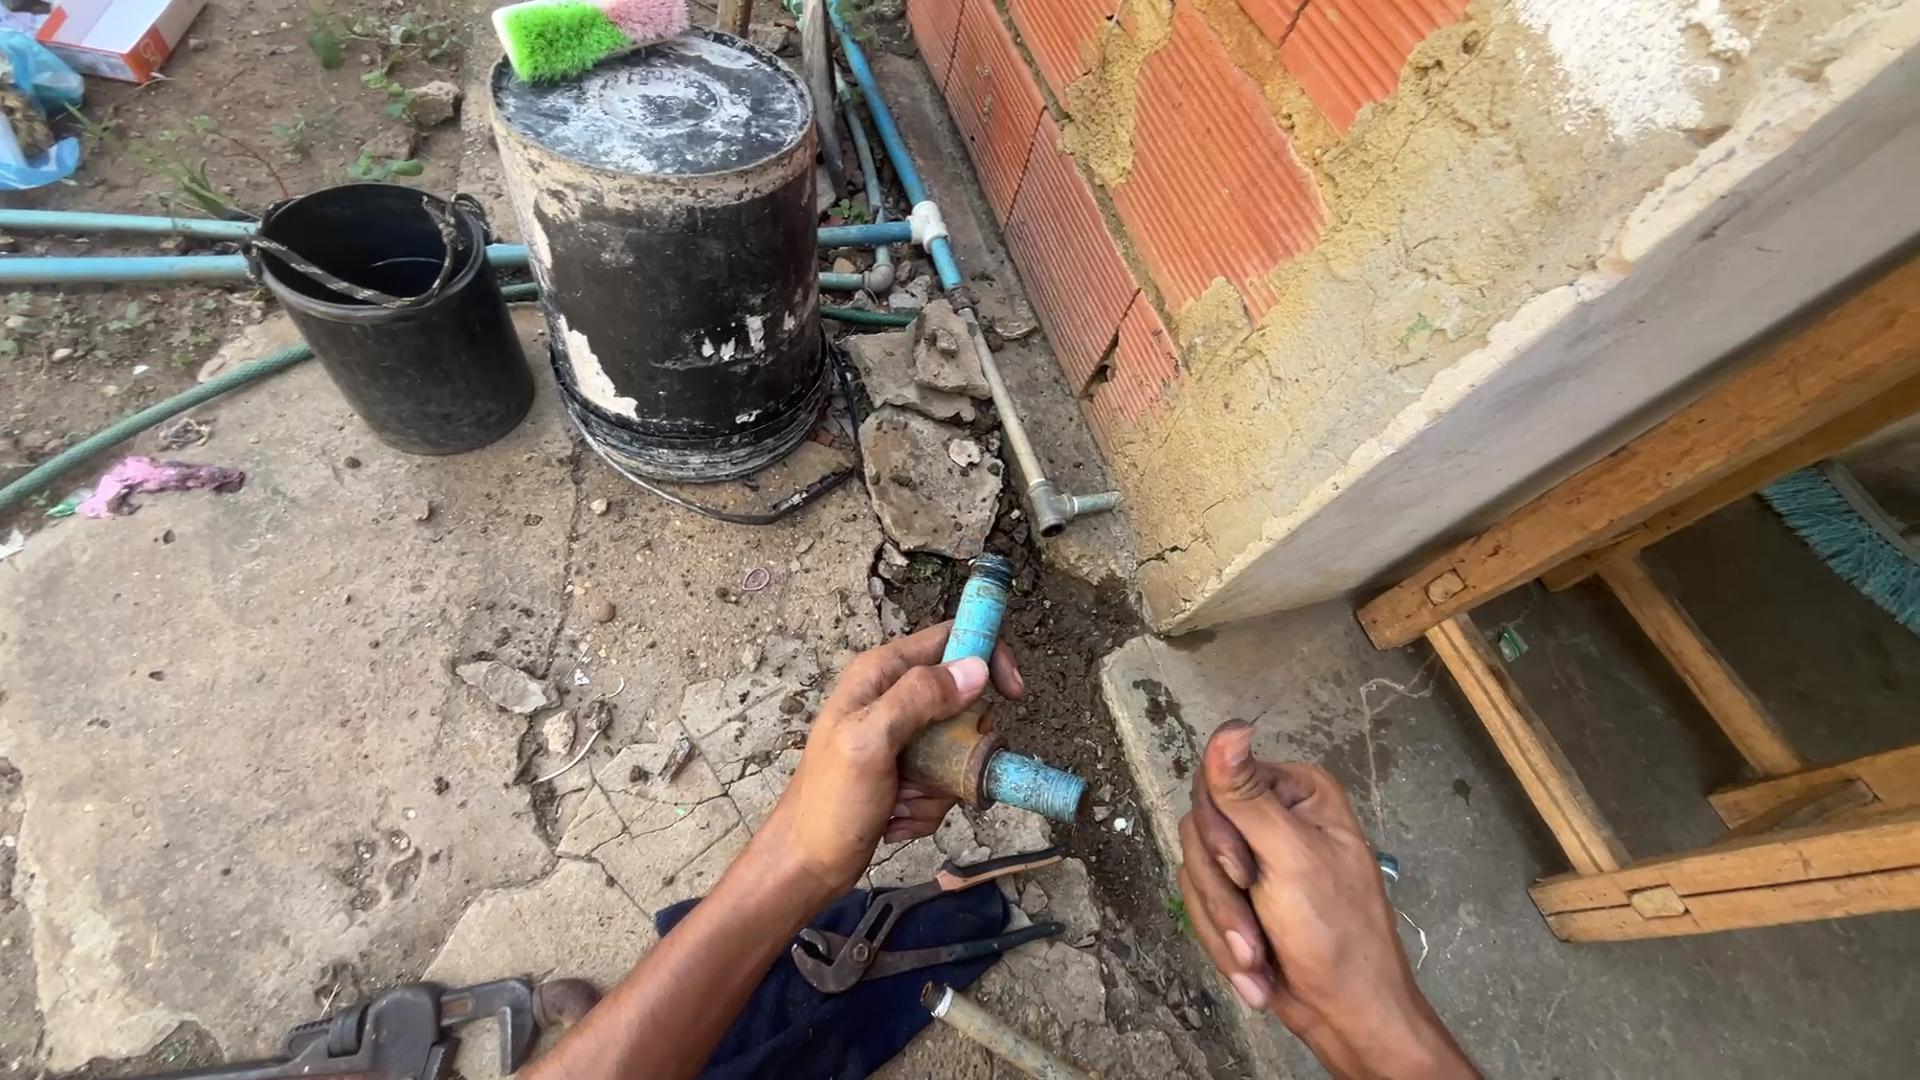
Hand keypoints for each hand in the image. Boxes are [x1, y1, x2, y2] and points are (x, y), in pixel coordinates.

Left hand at [751, 622, 1024, 904]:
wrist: (806, 864)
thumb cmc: (830, 802)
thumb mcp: (871, 741)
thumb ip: (918, 698)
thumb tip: (975, 669)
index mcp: (882, 672)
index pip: (950, 638)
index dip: (987, 656)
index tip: (1012, 694)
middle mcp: (894, 694)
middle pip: (963, 700)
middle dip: (962, 744)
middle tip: (937, 770)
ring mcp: (902, 734)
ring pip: (959, 746)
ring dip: (942, 783)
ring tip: (903, 800)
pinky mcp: (908, 768)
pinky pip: (946, 778)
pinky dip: (930, 803)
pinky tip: (896, 816)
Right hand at [1178, 722, 1476, 1079]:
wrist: (1348, 1022)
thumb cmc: (1337, 937)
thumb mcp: (1290, 859)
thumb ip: (1248, 795)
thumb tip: (1230, 726)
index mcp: (1295, 791)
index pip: (1217, 780)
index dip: (1218, 831)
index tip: (1241, 874)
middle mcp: (1271, 812)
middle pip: (1200, 828)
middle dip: (1222, 894)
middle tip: (1252, 935)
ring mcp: (1252, 853)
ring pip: (1195, 868)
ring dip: (1223, 924)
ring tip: (1256, 961)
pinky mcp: (1237, 891)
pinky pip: (1199, 899)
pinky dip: (1221, 939)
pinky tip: (1254, 968)